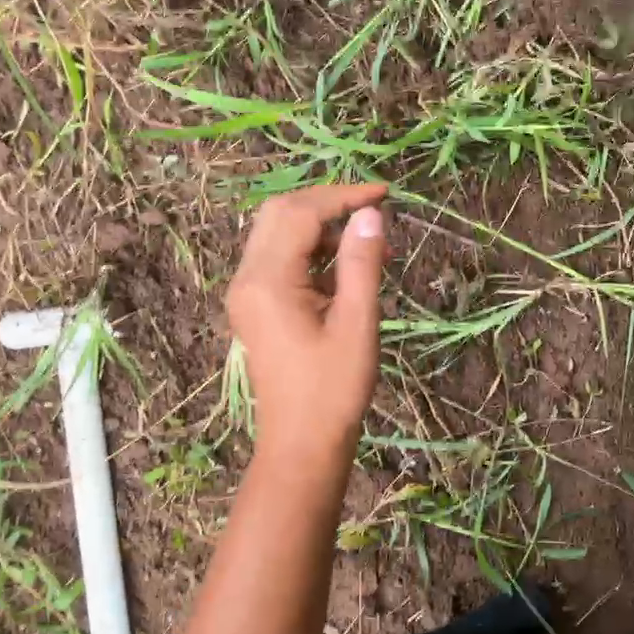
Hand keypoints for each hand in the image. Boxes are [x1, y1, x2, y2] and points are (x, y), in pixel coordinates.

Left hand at [226, 184, 387, 455]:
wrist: (303, 440)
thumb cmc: (334, 386)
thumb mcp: (358, 322)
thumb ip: (363, 263)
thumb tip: (372, 215)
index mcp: (268, 281)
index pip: (301, 214)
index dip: (343, 195)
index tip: (386, 193)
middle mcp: (248, 279)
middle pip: (281, 214)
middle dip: (328, 202)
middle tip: (375, 208)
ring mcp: (248, 293)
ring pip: (279, 233)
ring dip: (323, 225)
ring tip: (372, 241)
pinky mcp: (258, 306)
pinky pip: (282, 258)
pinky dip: (315, 248)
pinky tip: (350, 264)